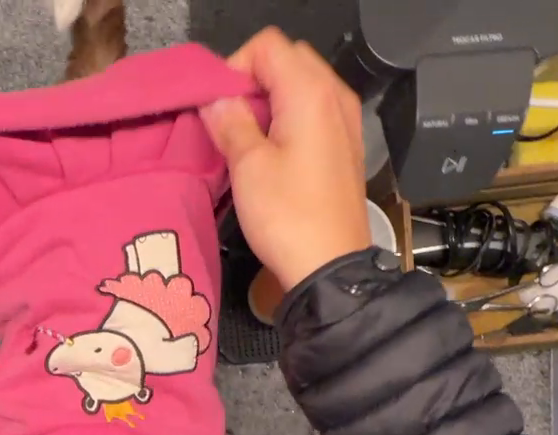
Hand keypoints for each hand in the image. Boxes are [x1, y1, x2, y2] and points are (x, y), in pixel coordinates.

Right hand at [200, 28, 370, 292]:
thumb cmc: (288, 218)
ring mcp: (343, 121)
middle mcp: (334, 96)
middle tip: (225, 124)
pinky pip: (311, 114)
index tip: (214, 107)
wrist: (328, 265)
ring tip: (243, 143)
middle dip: (250, 84)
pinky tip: (267, 156)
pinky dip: (285, 122)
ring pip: (299, 88)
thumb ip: (230, 124)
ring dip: (267, 104)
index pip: (267, 46)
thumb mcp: (248, 168)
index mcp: (310, 92)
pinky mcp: (343, 146)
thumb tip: (215, 101)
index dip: (234, 69)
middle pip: (286, 61)